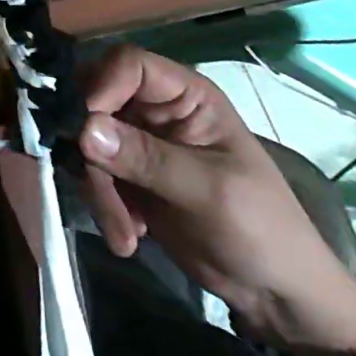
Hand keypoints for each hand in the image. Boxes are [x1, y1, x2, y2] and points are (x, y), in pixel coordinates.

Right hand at [78, 45, 355, 353]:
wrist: (272, 291)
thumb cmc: (260, 228)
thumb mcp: (207, 190)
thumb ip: (146, 157)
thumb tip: (84, 129)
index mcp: (185, 95)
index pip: (127, 64)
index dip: (100, 87)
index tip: (82, 131)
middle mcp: (155, 109)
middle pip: (96, 101)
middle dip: (89, 148)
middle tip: (96, 189)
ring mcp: (137, 143)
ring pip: (87, 143)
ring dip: (97, 188)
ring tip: (126, 235)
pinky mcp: (125, 176)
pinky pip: (91, 175)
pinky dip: (101, 205)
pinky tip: (128, 236)